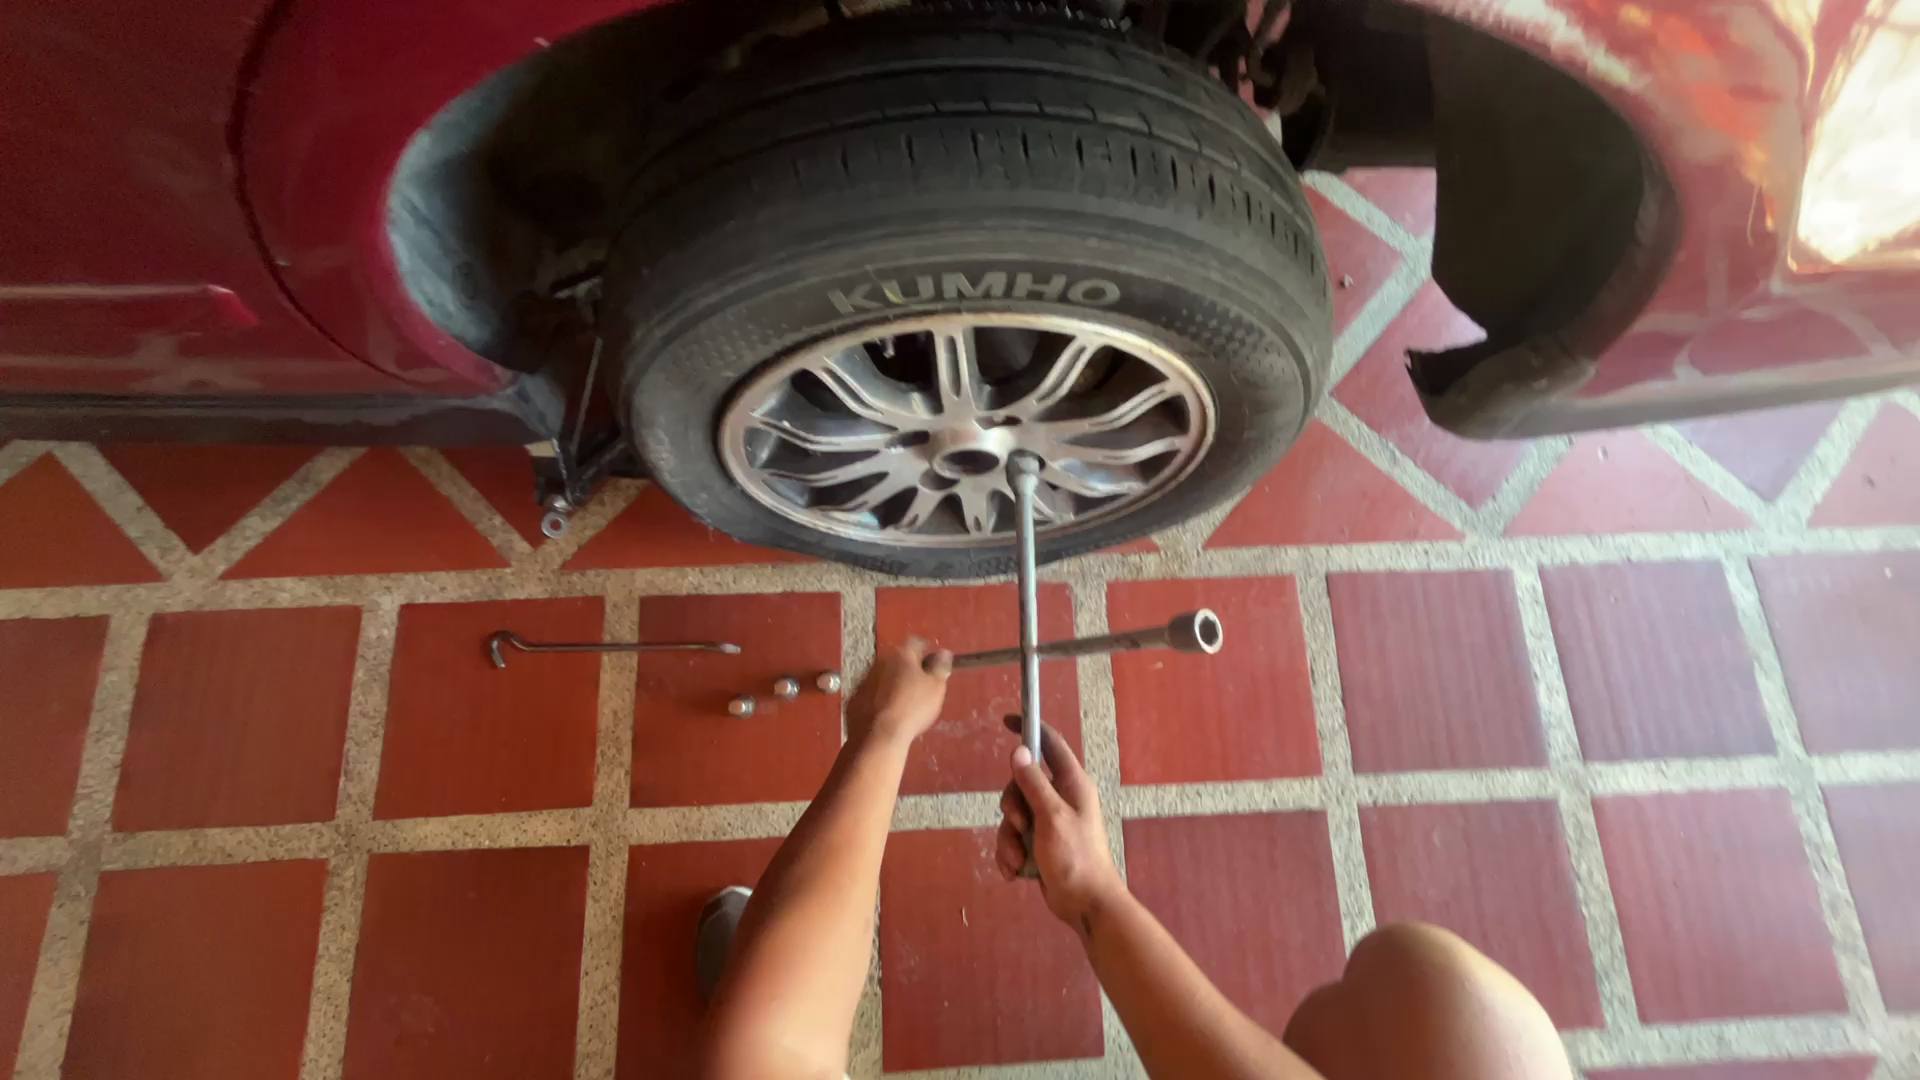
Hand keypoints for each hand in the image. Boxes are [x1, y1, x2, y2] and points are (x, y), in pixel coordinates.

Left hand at [846, 637, 951, 744]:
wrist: (880, 735)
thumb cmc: (914, 707)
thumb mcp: (936, 687)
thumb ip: (940, 666)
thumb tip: (943, 652)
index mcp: (902, 655)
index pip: (916, 642)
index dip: (926, 650)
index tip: (932, 663)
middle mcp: (881, 661)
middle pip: (899, 658)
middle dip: (909, 667)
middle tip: (921, 682)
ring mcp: (866, 679)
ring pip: (884, 675)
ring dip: (893, 681)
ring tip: (904, 699)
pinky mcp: (856, 697)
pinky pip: (873, 691)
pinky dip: (880, 696)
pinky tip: (888, 711)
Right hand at [996, 715, 1124, 929]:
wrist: (1086, 906)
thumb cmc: (1076, 857)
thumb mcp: (1051, 817)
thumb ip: (1033, 783)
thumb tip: (1020, 750)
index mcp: (1071, 784)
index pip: (1050, 744)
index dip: (1030, 729)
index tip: (1008, 720)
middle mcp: (1060, 798)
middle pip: (1021, 783)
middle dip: (1011, 807)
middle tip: (1018, 824)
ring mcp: (1049, 821)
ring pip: (1013, 814)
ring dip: (1008, 837)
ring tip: (1018, 858)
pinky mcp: (1039, 843)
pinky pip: (1013, 837)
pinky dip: (1010, 853)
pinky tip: (1015, 871)